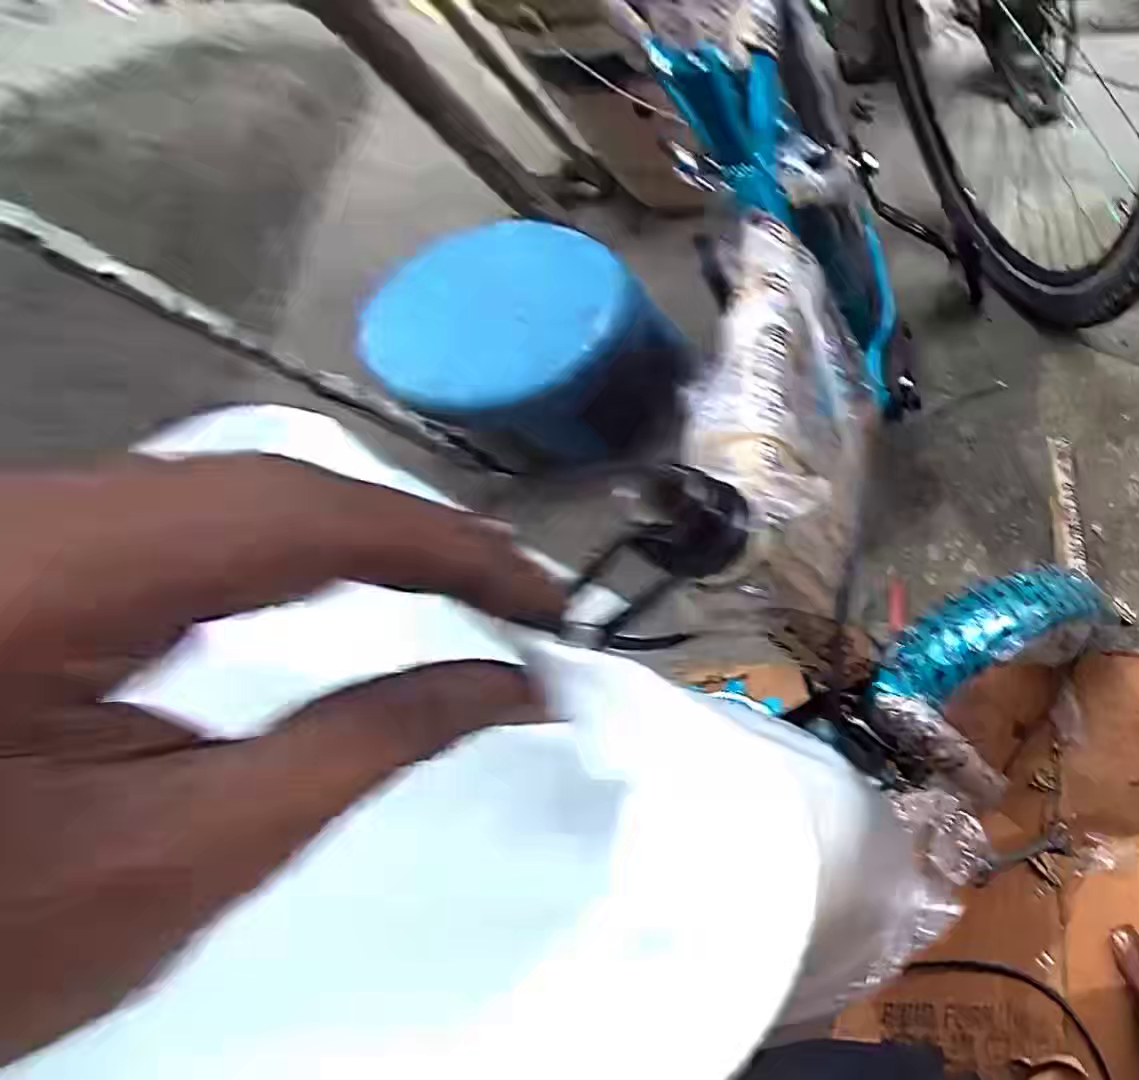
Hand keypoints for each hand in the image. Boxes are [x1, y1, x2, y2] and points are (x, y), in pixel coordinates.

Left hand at [0, 454, 567, 1063]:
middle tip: (521, 591)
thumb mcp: (181, 858)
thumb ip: (371, 745)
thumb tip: (514, 687)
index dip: (451, 549)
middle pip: (274, 489)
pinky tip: (359, 569)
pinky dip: (306, 542)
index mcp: (27, 592)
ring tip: (468, 577)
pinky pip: (191, 518)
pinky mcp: (2, 560)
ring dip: (374, 534)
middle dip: (424, 536)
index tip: (545, 601)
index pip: (302, 521)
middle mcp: (5, 530)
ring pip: (237, 492)